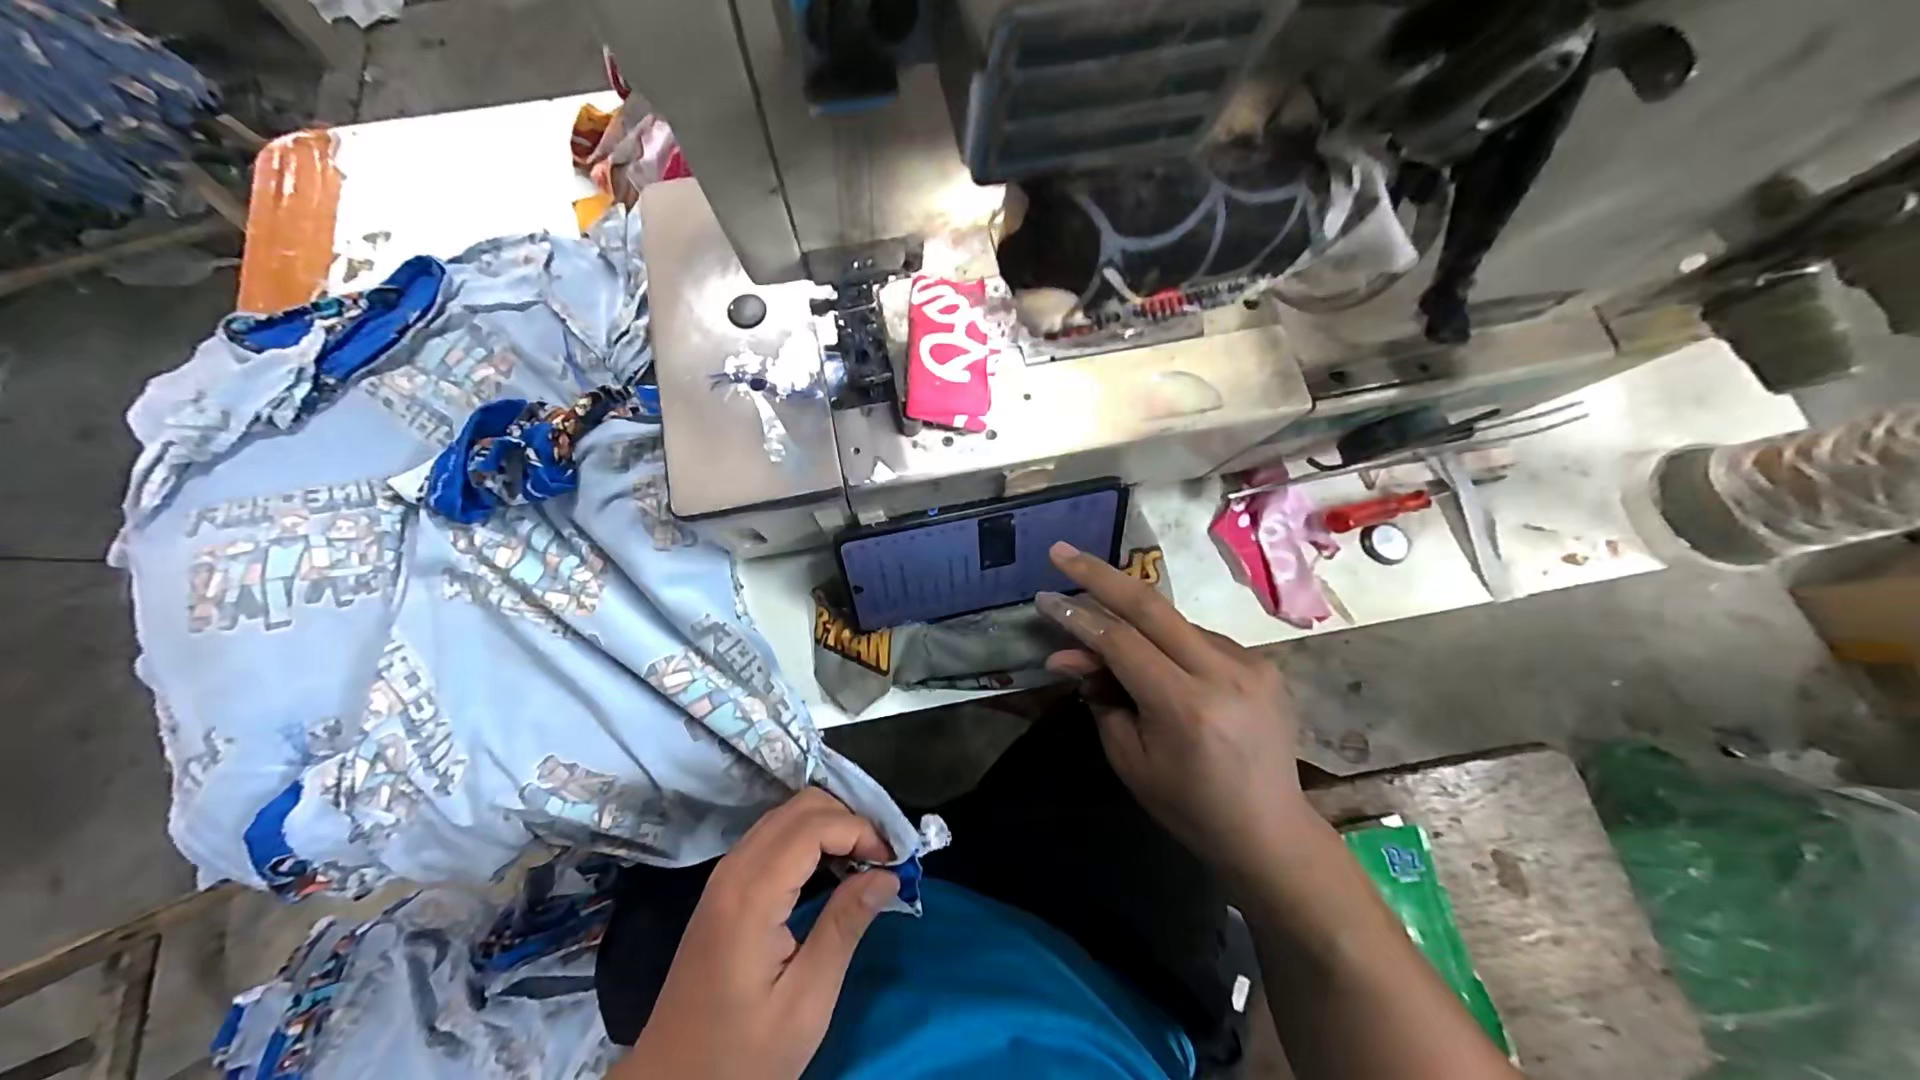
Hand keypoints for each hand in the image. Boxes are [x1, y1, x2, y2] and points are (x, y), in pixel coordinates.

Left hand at [620, 788, 898, 1079]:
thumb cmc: (741, 1054)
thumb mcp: (805, 1003)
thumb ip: (844, 927)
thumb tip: (887, 874)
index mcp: (751, 895)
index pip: (813, 825)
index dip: (860, 830)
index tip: (893, 861)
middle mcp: (733, 870)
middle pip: (800, 807)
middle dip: (849, 819)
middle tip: (882, 857)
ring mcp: (724, 875)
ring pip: (787, 814)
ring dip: (831, 824)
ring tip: (865, 860)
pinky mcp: (724, 886)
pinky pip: (774, 835)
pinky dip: (810, 836)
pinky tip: (833, 866)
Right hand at [1036, 541, 1311, 878]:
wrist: (1270, 831)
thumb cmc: (1189, 806)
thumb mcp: (1130, 759)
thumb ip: (1102, 699)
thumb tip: (1071, 656)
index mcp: (1185, 706)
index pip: (1120, 642)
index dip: (1078, 616)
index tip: (1044, 598)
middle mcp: (1223, 673)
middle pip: (1150, 605)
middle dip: (1100, 574)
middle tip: (1062, 551)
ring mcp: (1250, 663)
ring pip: (1173, 621)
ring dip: (1131, 618)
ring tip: (1099, 633)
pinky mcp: (1263, 664)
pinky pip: (1198, 638)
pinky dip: (1166, 640)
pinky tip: (1152, 659)